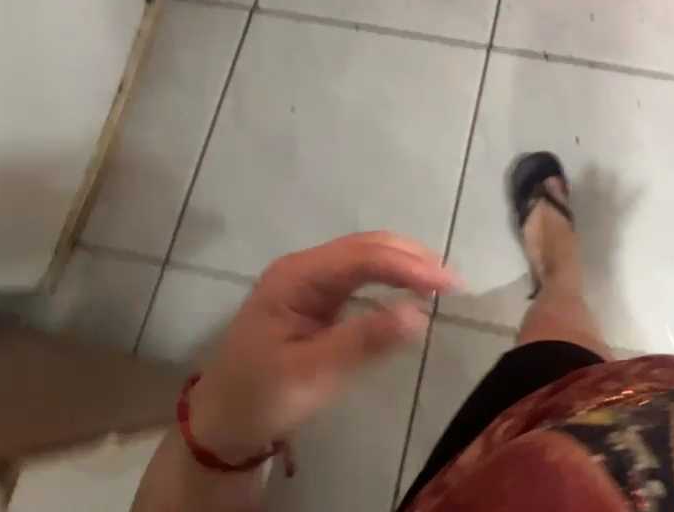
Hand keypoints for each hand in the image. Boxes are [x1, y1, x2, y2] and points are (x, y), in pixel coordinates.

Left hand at [185, 232, 462, 459]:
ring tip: (440, 282)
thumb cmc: (260, 399)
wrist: (220, 427)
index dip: (408, 266)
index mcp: (296, 277)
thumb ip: (363, 341)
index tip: (449, 284)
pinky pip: (360, 274)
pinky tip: (409, 288)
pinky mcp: (316, 297)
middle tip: (452, 281)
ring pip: (365, 255)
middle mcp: (304, 267)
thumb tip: (418, 315)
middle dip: (411, 258)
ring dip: (404, 263)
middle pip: (366, 246)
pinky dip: (390, 276)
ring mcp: (308, 280)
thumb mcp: (311, 375)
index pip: (363, 257)